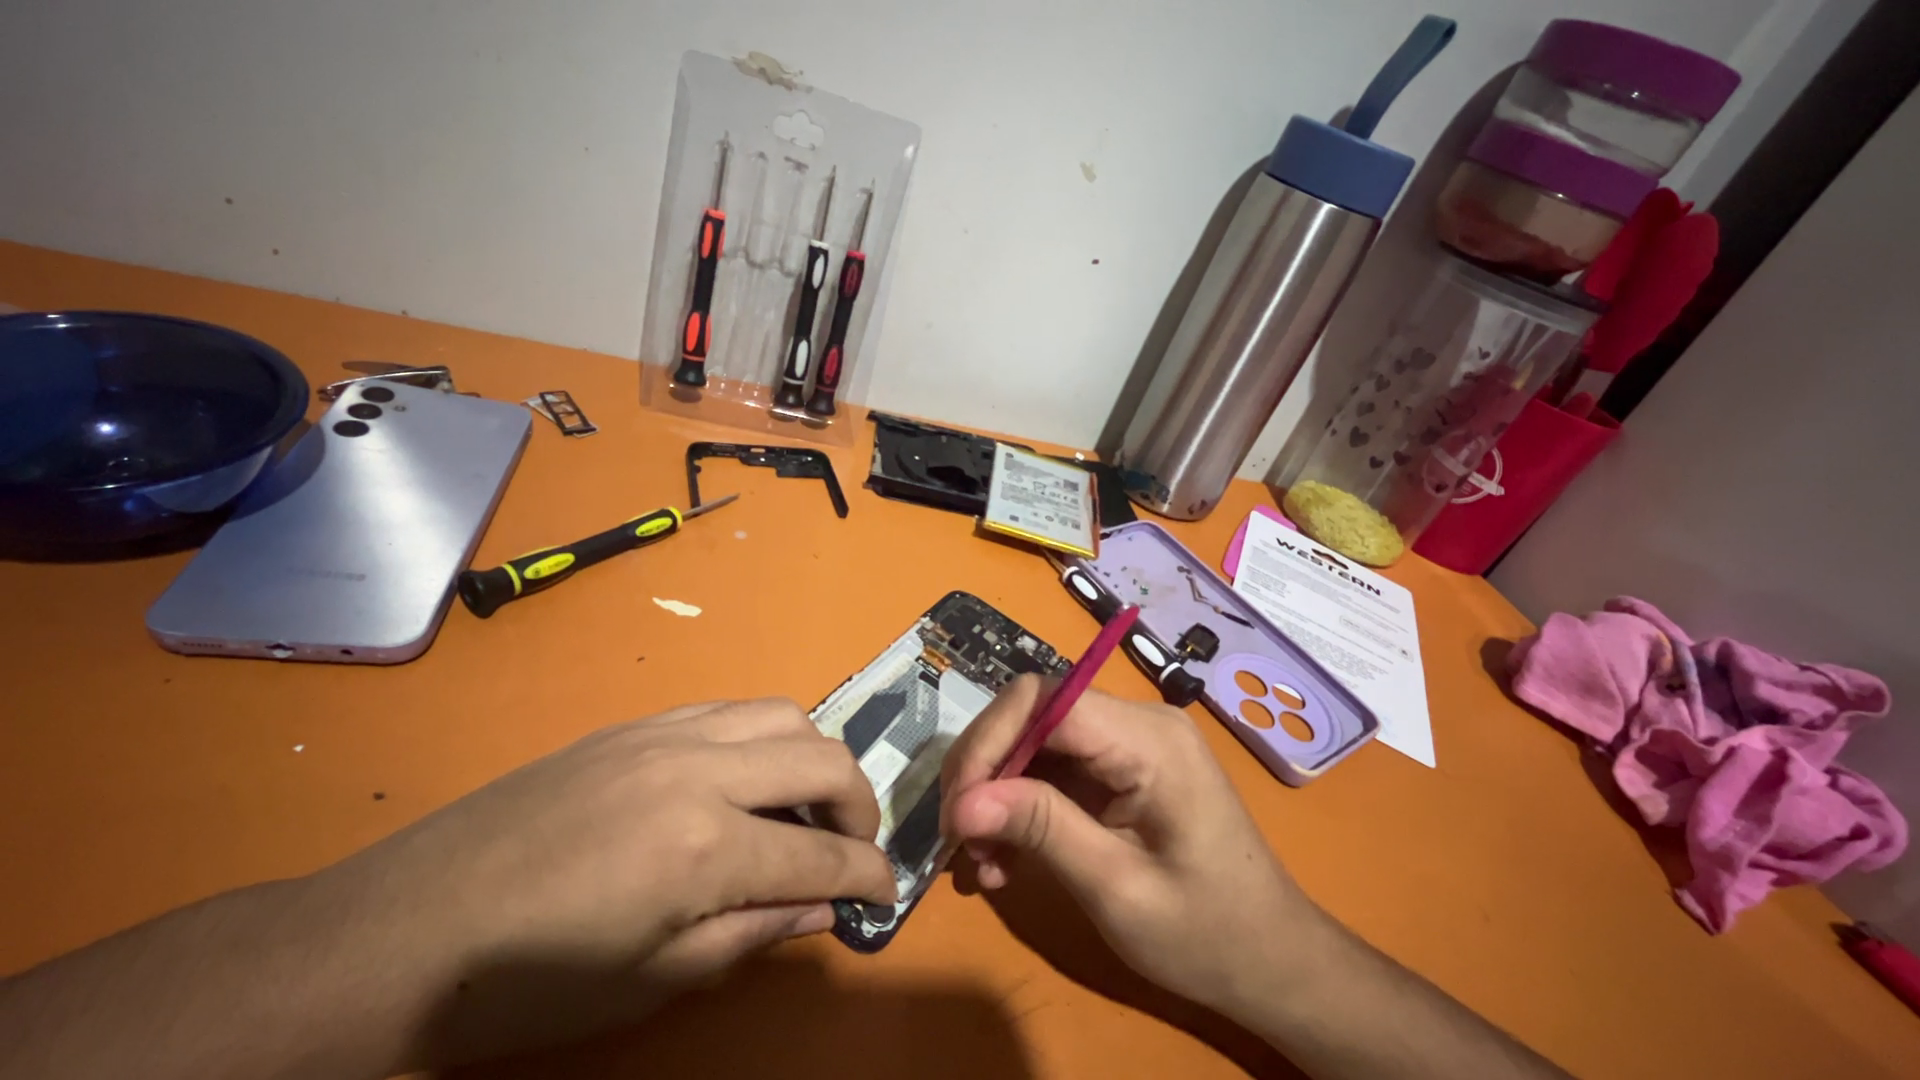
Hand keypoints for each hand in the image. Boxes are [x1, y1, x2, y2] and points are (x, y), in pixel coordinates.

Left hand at [322, 698, 896, 1052]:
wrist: (405, 927)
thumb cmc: (532, 978)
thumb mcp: (654, 978)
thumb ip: (753, 931)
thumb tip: (824, 907)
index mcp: (707, 846)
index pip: (824, 853)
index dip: (869, 875)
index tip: (886, 892)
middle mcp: (699, 769)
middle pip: (822, 757)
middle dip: (860, 805)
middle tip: (851, 848)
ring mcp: (663, 734)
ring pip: (780, 713)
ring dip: (813, 757)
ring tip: (802, 807)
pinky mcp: (631, 725)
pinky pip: (725, 709)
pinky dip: (760, 737)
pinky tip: (742, 779)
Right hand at [939, 677, 1320, 1022]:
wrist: (1271, 961)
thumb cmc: (1206, 932)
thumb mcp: (1116, 888)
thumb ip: (1041, 830)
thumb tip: (962, 802)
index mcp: (1148, 740)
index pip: (1043, 700)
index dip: (988, 744)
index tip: (957, 810)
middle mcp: (1139, 723)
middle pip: (1034, 714)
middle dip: (986, 772)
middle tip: (960, 841)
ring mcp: (1132, 743)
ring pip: (1037, 742)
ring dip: (998, 796)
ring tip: (983, 863)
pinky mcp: (1123, 768)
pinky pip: (1055, 768)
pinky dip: (1022, 807)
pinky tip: (1007, 860)